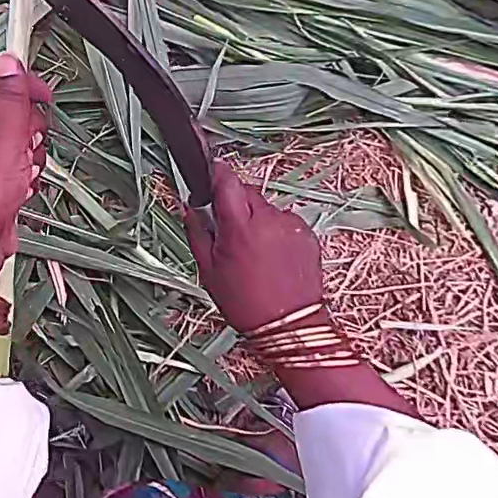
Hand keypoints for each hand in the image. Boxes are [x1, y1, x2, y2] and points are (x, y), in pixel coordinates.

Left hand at [0, 54, 51, 292]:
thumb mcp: (1, 133)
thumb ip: (10, 94)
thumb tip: (10, 62)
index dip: (22, 80)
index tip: (42, 94)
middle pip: (13, 105)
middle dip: (29, 124)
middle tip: (24, 141)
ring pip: (21, 135)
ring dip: (31, 151)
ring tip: (21, 167)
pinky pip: (21, 160)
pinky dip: (27, 171)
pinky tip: (20, 183)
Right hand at [181, 161, 323, 332]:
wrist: (289, 326)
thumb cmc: (246, 303)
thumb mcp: (208, 269)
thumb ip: (197, 232)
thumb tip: (190, 208)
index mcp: (240, 227)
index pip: (228, 182)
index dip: (217, 173)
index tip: (210, 171)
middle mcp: (269, 221)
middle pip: (247, 192)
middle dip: (234, 203)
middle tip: (225, 228)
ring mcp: (292, 227)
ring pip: (266, 207)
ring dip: (254, 218)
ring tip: (249, 250)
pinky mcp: (307, 235)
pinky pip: (283, 222)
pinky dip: (273, 231)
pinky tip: (268, 255)